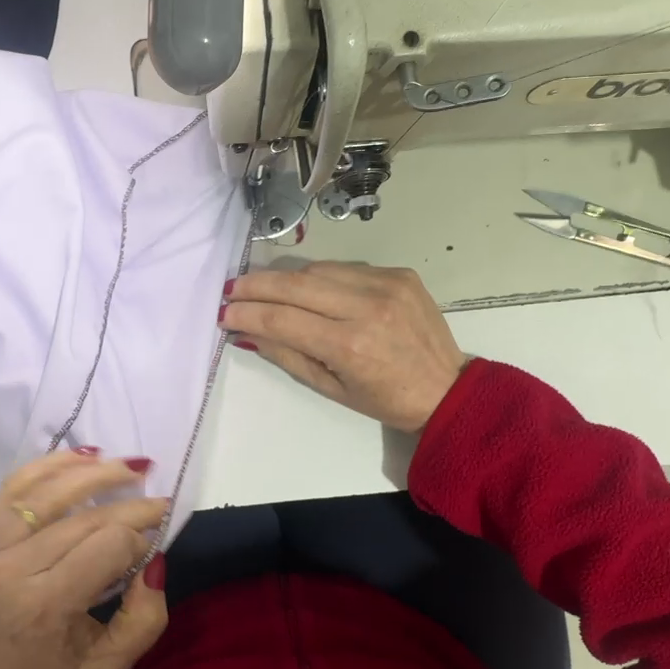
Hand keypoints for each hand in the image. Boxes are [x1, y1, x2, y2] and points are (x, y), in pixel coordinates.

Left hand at [0, 451, 169, 668]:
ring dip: (93, 473)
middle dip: (128, 506)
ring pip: (47, 492)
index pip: (104, 547)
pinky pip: (15, 487)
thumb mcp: (108, 666)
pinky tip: (83, 458)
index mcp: (42, 607)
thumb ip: (143, 619)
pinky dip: (50, 466)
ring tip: (130, 468)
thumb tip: (154, 561)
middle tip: (159, 501)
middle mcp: (9, 571)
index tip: (156, 538)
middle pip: (82, 519)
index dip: (138, 539)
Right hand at [219, 262, 467, 431]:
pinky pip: (346, 268)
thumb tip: (247, 331)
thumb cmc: (384, 400)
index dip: (247, 313)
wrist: (445, 387)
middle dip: (258, 285)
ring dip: (287, 278)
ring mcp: (387, 285)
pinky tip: (310, 289)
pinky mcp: (400, 273)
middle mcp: (368, 307)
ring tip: (264, 287)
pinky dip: (322, 277)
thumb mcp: (330, 388)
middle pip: (297, 284)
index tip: (224, 312)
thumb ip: (287, 355)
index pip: (283, 319)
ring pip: (319, 269)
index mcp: (350, 345)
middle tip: (231, 288)